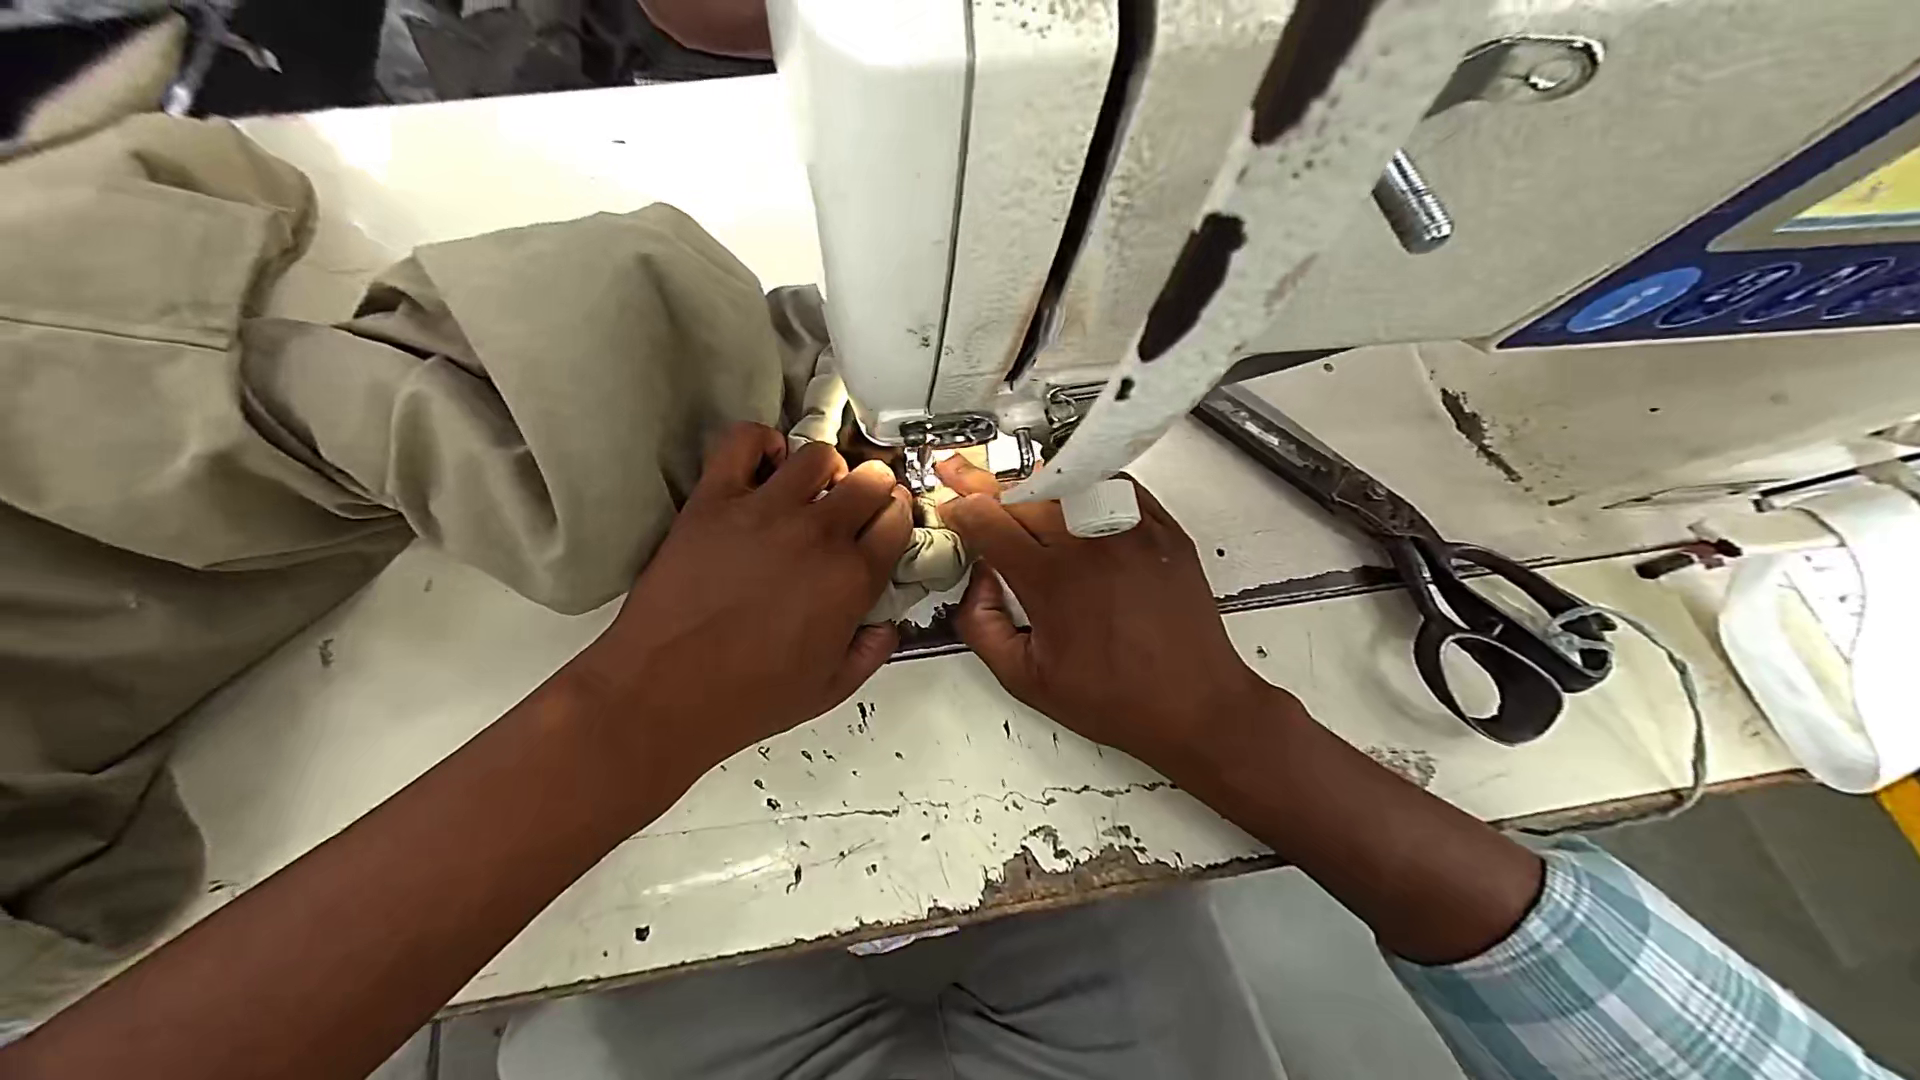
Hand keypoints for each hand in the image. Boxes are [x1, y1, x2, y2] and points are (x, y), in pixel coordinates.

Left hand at [573, 422, 910, 793]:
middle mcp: (815, 537)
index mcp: (850, 580)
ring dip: (826, 467)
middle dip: (874, 488)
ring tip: (816, 486)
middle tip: (861, 501)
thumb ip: (871, 651)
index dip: (898, 516)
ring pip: (817, 455)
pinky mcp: (715, 502)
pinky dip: (762, 441)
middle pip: (869, 480)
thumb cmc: (740, 696)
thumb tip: (885, 628)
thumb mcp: (829, 688)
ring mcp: (764, 513)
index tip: (890, 519)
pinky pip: (746, 440)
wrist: (662, 693)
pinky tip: (766, 463)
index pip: (897, 520)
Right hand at [936, 457, 1292, 778]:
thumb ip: (981, 626)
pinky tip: (1070, 496)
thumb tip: (975, 586)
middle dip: (983, 484)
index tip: (951, 507)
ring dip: (1031, 481)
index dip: (959, 508)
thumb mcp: (1027, 678)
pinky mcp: (1162, 530)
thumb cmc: (1123, 697)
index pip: (988, 520)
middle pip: (1022, 491)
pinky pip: (1114, 485)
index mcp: (1053, 581)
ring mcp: (1131, 531)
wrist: (1195, 704)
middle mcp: (1092, 545)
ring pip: (1067, 479)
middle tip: (964, 477)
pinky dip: (1084, 483)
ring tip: (1013, 488)